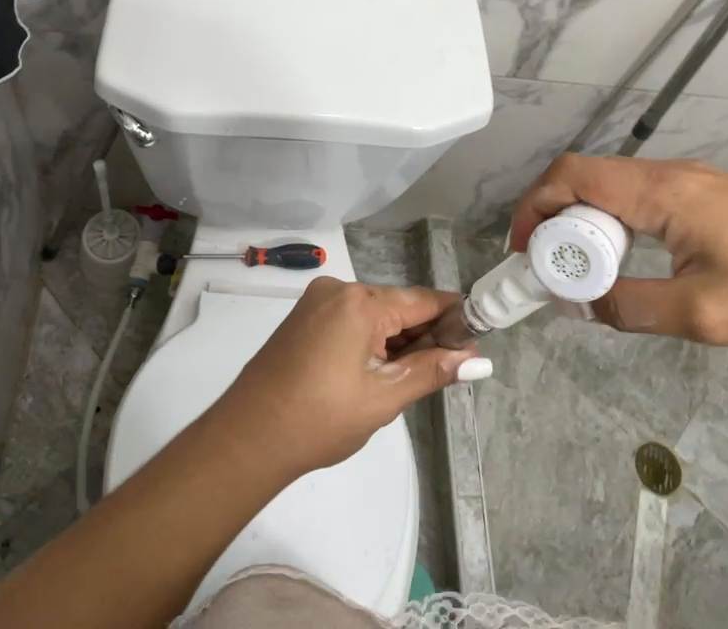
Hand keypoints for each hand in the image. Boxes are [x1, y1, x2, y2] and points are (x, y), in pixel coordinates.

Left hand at [206, 278, 476, 478]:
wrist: (248, 436)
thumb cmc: (320, 418)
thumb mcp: (384, 397)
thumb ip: (432, 371)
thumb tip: (477, 359)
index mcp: (359, 302)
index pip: (423, 300)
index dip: (454, 319)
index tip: (478, 342)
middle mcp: (337, 290)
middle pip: (397, 306)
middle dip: (424, 335)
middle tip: (448, 371)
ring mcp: (316, 303)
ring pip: (373, 315)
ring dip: (396, 341)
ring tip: (411, 380)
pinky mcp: (303, 319)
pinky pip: (350, 320)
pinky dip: (369, 341)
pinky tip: (377, 372)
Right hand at [510, 154, 727, 366]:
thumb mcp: (704, 316)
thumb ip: (629, 307)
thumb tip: (578, 304)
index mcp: (666, 192)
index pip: (572, 176)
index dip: (533, 208)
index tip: (523, 255)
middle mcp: (677, 176)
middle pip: (588, 180)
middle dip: (557, 223)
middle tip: (555, 275)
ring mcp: (701, 185)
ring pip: (617, 192)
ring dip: (590, 229)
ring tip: (590, 278)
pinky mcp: (719, 202)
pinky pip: (647, 204)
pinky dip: (621, 231)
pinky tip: (636, 269)